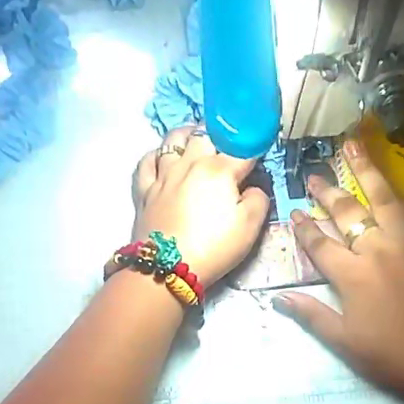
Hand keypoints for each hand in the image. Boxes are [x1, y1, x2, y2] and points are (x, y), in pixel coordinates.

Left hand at [132, 127, 269, 289]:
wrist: (168, 268)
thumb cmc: (214, 246)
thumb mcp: (250, 227)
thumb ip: (259, 199)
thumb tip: (253, 188)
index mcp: (219, 169)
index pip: (243, 150)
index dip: (254, 150)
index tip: (259, 156)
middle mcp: (190, 163)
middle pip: (205, 135)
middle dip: (219, 137)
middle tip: (227, 149)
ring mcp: (164, 175)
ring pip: (172, 140)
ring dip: (187, 136)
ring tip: (195, 141)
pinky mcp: (145, 189)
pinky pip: (147, 161)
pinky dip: (157, 156)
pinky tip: (163, 160)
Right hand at [274, 140, 403, 403]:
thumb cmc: (395, 356)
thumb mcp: (345, 342)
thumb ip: (312, 316)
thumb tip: (278, 297)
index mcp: (351, 275)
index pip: (320, 245)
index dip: (304, 229)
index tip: (293, 212)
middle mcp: (378, 249)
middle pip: (348, 214)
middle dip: (328, 193)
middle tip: (315, 175)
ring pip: (385, 199)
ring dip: (368, 171)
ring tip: (354, 145)